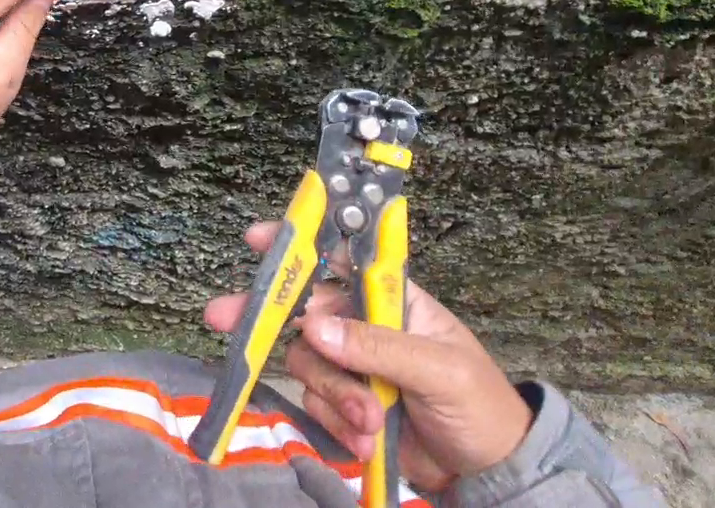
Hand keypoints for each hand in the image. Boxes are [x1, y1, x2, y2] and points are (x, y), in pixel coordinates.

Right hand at [204, 222, 530, 491]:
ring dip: (332, 392)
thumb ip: (378, 346)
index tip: (258, 239)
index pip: (338, 257)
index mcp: (388, 298)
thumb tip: (315, 328)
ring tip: (370, 420)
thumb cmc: (479, 405)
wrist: (491, 475)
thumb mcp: (439, 369)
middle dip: (265, 315)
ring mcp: (348, 363)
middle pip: (300, 308)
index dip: (298, 244)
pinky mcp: (342, 401)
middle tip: (222, 319)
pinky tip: (368, 438)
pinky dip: (338, 421)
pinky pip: (316, 401)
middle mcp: (360, 323)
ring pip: (305, 360)